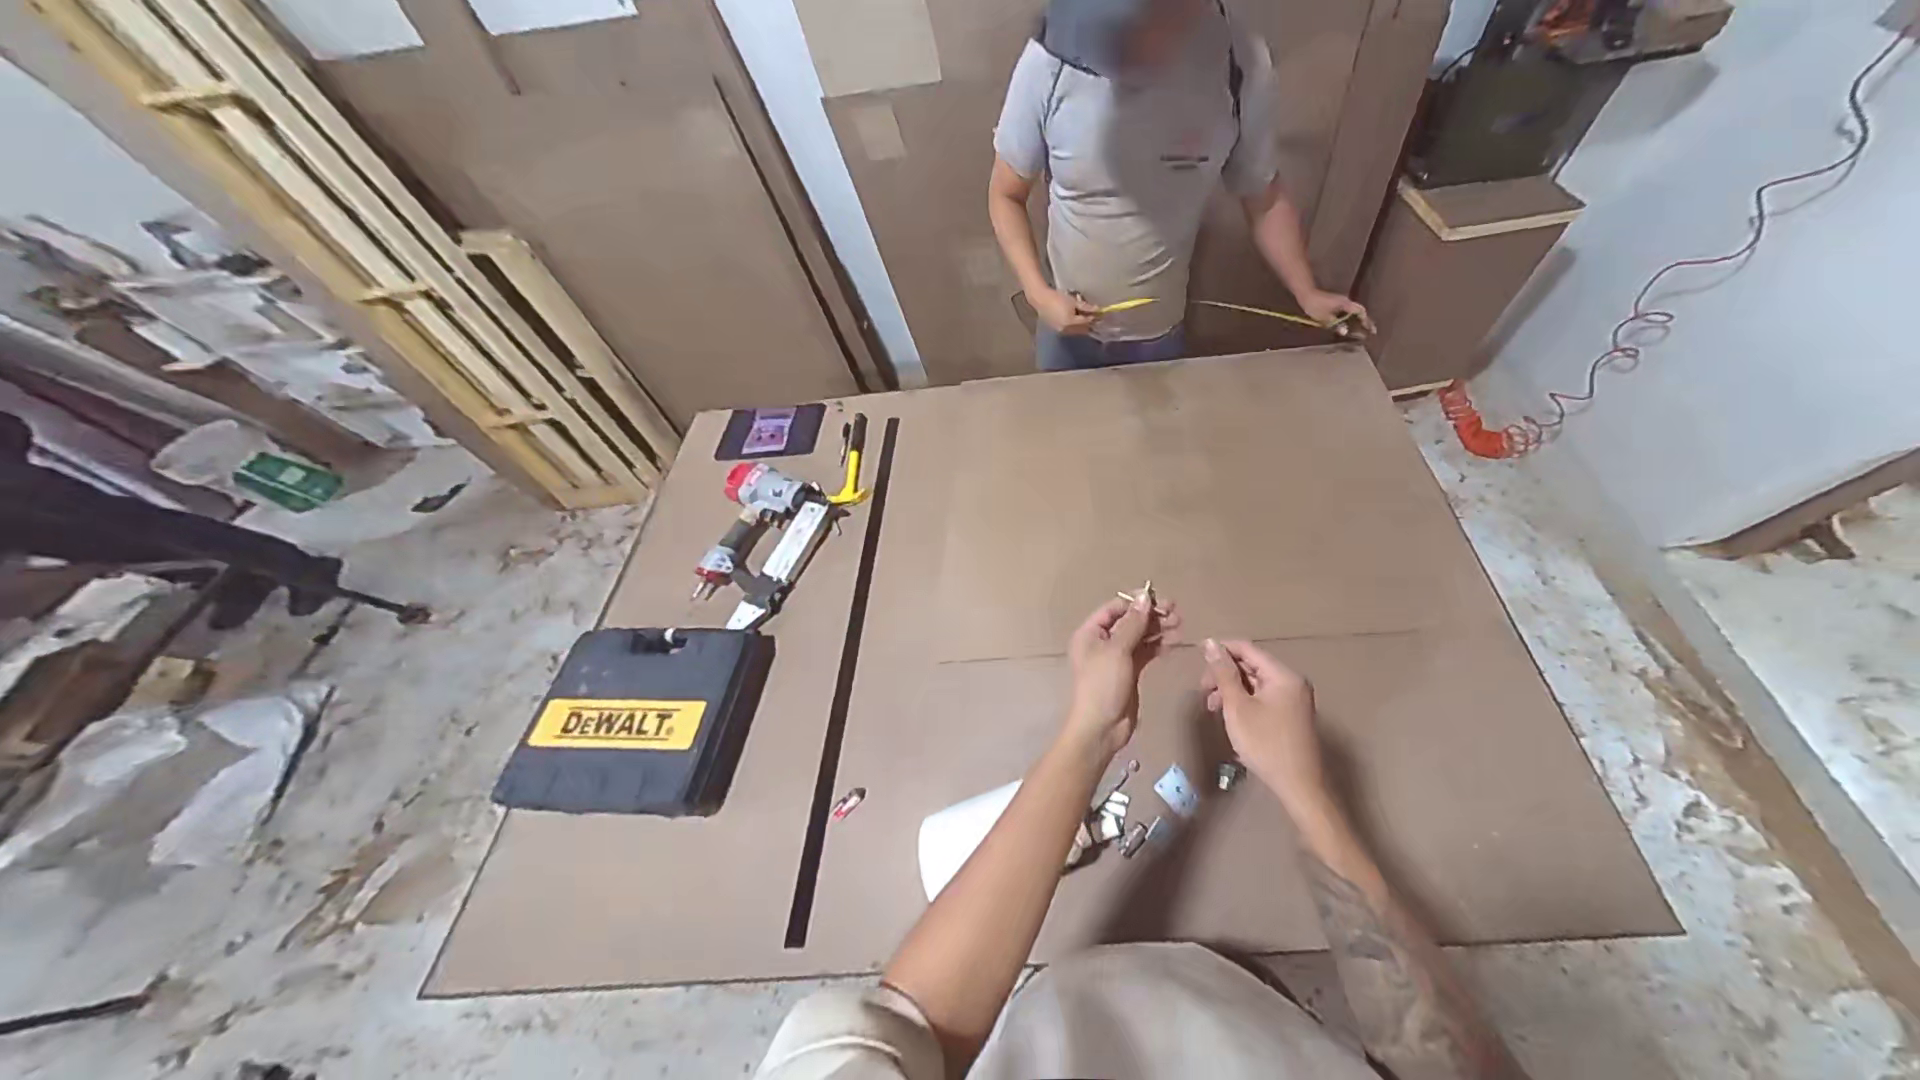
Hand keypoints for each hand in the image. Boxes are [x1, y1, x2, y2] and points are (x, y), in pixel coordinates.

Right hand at [1029, 287, 1099, 335]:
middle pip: (1081, 329)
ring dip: (1081, 326)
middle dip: (1088, 324)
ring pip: (1075, 331)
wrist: (1041, 299)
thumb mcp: (1073, 301)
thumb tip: (1097, 309)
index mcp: (1071, 322)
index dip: (1093, 318)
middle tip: (1093, 317)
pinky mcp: (1056, 329)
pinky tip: (1074, 320)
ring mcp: (1060, 331)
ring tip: (1084, 318)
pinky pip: (1068, 330)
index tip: (1099, 314)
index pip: (1086, 322)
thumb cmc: (1057, 298)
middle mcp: (1066, 330)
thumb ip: (1085, 307)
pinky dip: (1074, 326)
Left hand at [1064, 591, 1182, 758]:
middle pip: (1129, 621)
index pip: (1114, 608)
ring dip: (1158, 630)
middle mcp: (1101, 642)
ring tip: (1180, 625)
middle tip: (1176, 613)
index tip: (1160, 600)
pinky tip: (1174, 641)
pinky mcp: (1129, 671)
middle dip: (1151, 616)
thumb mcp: (1117, 651)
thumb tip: (1144, 598)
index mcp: (1090, 633)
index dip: (1136, 602)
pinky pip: (1144, 652)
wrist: (1103, 726)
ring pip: (1139, 636)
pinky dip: (1158, 645)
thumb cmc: (1103, 685)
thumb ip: (1132, 624)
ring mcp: (1116, 657)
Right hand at [1201, 639, 1329, 816]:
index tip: (1196, 660)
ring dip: (1230, 689)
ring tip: (1212, 707)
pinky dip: (1243, 700)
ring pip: (1254, 682)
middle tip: (1203, 691)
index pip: (1246, 648)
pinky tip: (1229, 715)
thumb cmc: (1265, 744)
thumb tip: (1210, 643)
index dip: (1220, 651)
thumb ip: (1223, 673)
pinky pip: (1262, 696)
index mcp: (1283, 675)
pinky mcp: (1291, 714)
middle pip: (1250, 664)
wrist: (1298, 786)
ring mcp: (1293, 698)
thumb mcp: (1237, 706)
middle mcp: (1292, 681)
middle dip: (1223, 674)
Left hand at [1297, 289, 1373, 335]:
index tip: (1372, 330)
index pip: (1361, 312)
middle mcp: (1346, 301)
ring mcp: (1341, 301)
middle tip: (1368, 330)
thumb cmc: (1315, 306)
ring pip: (1352, 311)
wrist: (1306, 294)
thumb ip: (1335, 325)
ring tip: (1359, 329)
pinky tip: (1347, 324)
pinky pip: (1346, 311)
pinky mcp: (1335, 302)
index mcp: (1346, 304)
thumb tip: (1345, 332)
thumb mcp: (1325, 318)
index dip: (1366, 321)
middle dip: (1364, 321)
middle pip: (1359, 311)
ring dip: (1356, 319)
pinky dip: (1349, 317)